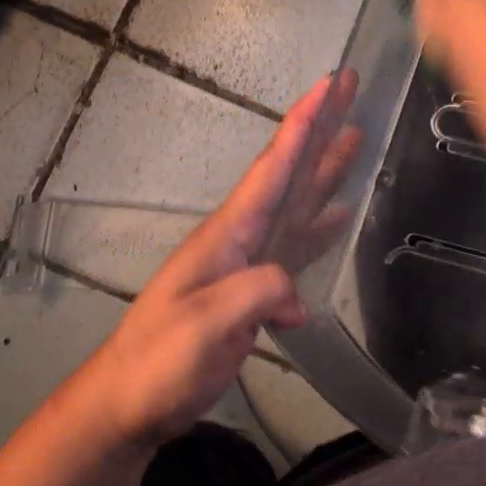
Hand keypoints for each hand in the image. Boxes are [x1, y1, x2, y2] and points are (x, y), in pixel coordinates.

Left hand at [70, 70, 362, 450]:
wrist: (128, 403)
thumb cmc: (159, 361)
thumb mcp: (205, 325)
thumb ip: (256, 294)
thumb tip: (297, 296)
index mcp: (229, 233)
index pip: (273, 167)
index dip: (304, 125)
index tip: (329, 83)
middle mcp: (243, 235)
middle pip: (291, 171)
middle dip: (321, 127)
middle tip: (349, 85)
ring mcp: (249, 261)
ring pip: (299, 201)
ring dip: (327, 166)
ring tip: (357, 134)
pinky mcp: (256, 289)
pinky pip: (298, 244)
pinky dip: (323, 224)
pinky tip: (342, 213)